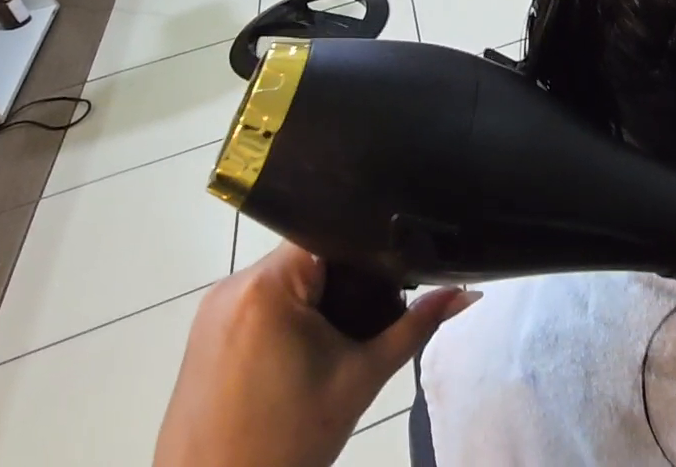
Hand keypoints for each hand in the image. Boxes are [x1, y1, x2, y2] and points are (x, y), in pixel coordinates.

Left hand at [154, 242, 478, 466]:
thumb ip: (416, 325)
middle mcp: (233, 284)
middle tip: (389, 299)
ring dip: (323, 295)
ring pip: (289, 278)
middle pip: (311, 256)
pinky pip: (264, 302)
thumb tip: (469, 292)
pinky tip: (318, 343)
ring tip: (357, 323)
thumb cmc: (289, 440)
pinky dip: (296, 313)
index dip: (372, 247)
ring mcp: (214, 310)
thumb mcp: (362, 377)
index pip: (331, 234)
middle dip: (351, 276)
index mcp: (266, 285)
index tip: (403, 265)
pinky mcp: (206, 335)